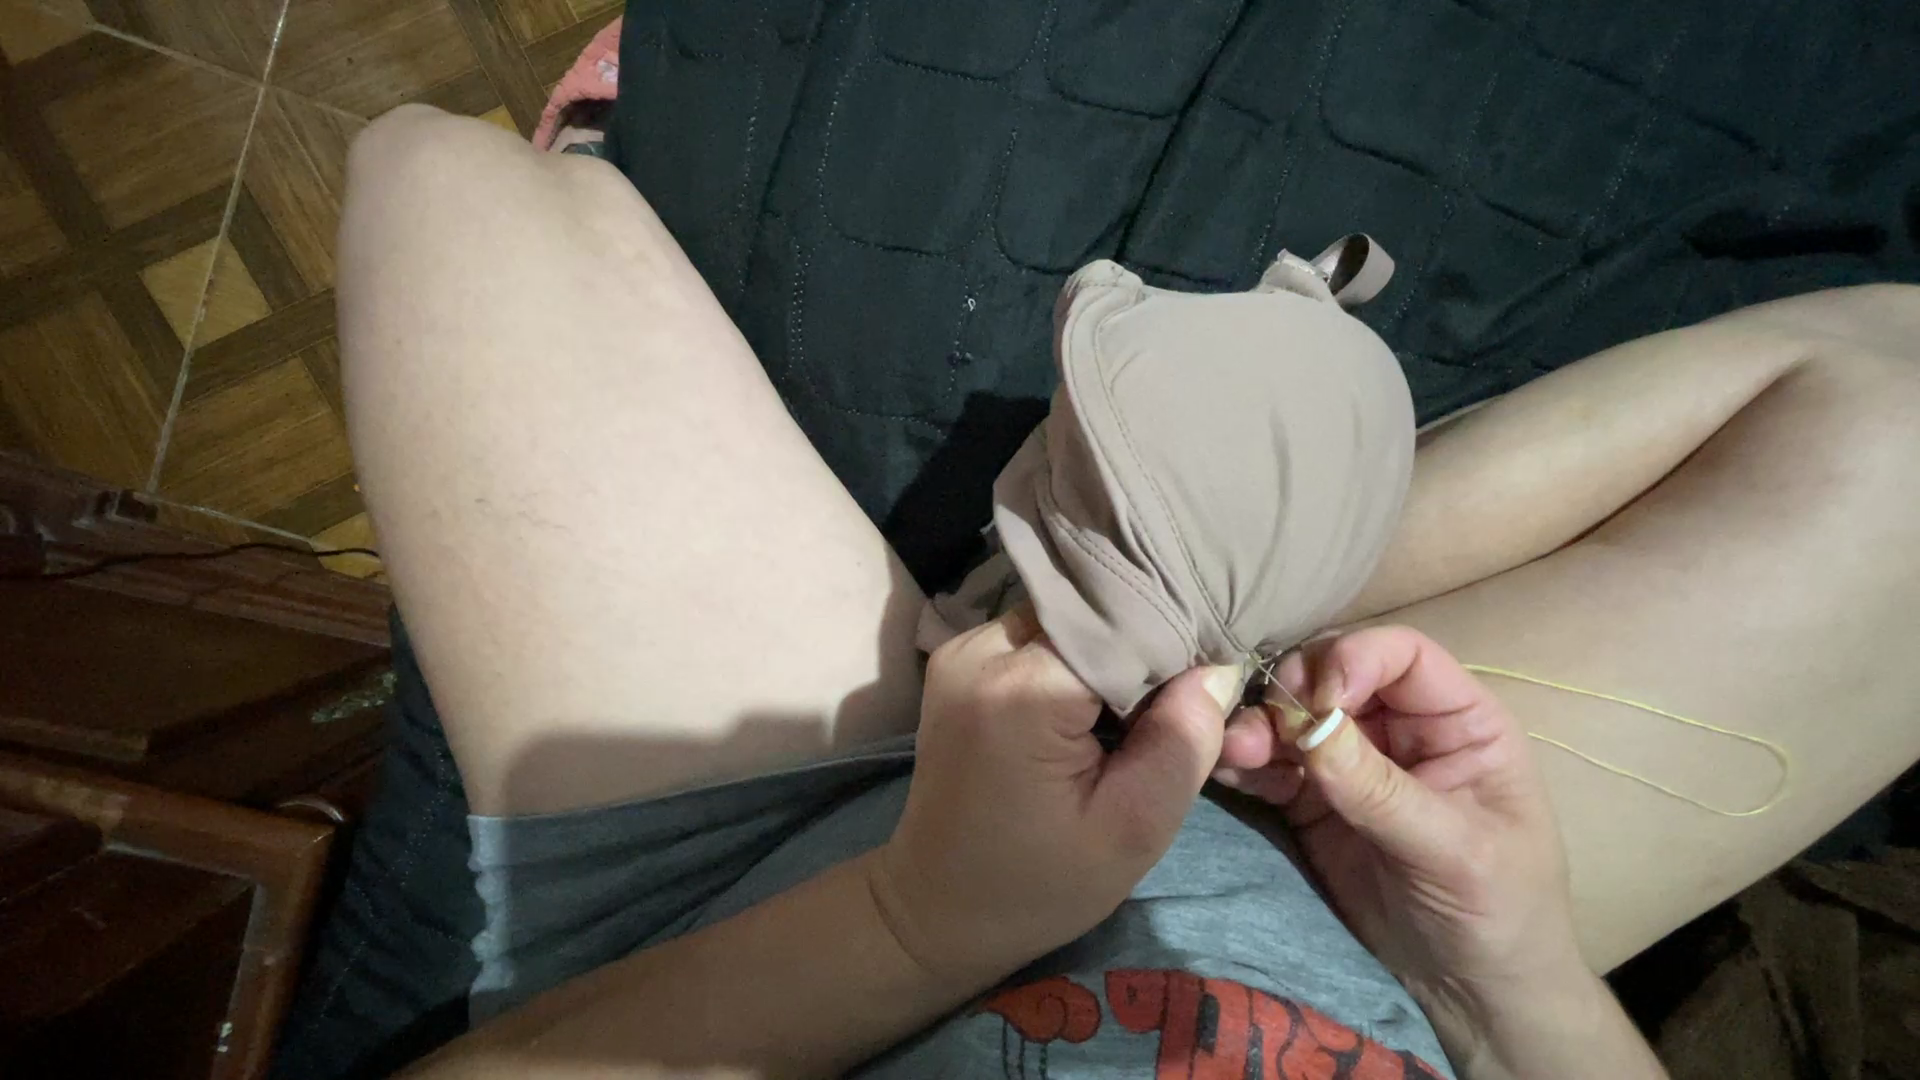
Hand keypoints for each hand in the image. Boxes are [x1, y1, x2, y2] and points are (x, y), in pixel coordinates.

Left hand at [871, 608, 1238, 985]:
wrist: (936, 901)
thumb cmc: (1038, 882)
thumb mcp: (1132, 829)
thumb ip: (1182, 742)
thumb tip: (1217, 668)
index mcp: (1022, 690)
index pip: (1122, 625)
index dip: (1172, 647)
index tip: (1205, 680)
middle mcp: (980, 650)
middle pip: (1087, 613)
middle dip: (1138, 646)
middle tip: (1172, 697)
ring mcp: (960, 648)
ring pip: (1062, 616)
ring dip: (1102, 650)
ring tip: (1124, 708)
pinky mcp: (955, 658)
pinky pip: (1031, 632)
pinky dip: (1068, 656)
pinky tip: (1083, 703)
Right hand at [1212, 626, 1586, 1019]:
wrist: (1465, 991)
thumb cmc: (1498, 914)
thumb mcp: (1453, 850)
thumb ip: (1379, 787)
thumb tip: (1309, 723)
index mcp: (1455, 719)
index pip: (1399, 654)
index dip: (1352, 660)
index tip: (1317, 704)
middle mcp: (1395, 725)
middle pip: (1328, 671)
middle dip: (1289, 691)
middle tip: (1264, 729)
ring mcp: (1346, 759)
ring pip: (1288, 713)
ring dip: (1254, 725)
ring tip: (1232, 752)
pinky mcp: (1307, 794)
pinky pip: (1266, 761)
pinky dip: (1241, 761)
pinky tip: (1224, 770)